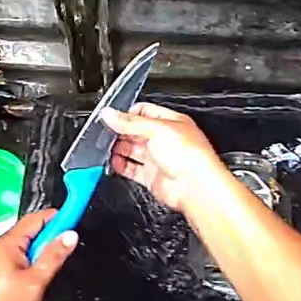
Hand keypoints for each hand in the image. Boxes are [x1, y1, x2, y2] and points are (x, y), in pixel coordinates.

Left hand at [0, 209, 76, 300]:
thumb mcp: (35, 283)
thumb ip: (53, 257)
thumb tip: (69, 235)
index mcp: (6, 243)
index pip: (36, 218)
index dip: (58, 218)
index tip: (74, 219)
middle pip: (29, 233)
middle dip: (48, 240)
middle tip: (64, 254)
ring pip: (22, 249)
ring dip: (37, 256)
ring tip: (44, 277)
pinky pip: (12, 261)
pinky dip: (26, 267)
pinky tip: (31, 285)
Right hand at [102, 102, 234, 217]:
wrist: (196, 187)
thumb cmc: (190, 155)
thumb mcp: (157, 129)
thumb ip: (130, 122)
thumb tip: (110, 114)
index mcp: (169, 123)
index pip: (143, 112)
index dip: (127, 115)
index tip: (112, 118)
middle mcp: (163, 139)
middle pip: (135, 131)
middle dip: (120, 131)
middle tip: (105, 132)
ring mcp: (157, 158)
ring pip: (131, 150)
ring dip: (118, 148)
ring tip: (105, 147)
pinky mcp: (151, 176)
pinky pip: (131, 168)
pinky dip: (120, 165)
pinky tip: (112, 162)